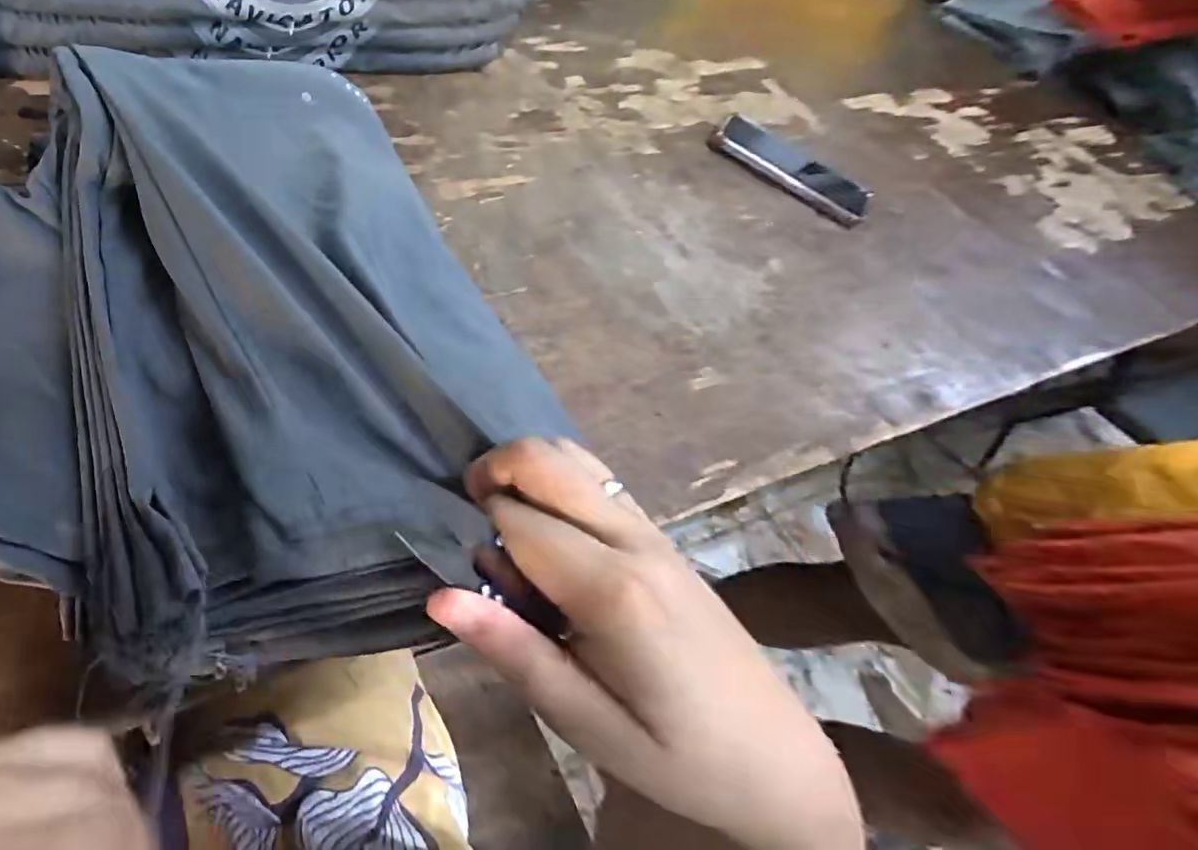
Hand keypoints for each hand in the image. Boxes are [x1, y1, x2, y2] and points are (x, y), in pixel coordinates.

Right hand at [427, 439, 862, 849]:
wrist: (781, 765)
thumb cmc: (676, 757)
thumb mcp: (586, 723)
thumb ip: (512, 651)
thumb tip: (438, 596)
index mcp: (613, 590)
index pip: (515, 517)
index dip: (480, 535)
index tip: (485, 579)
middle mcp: (632, 541)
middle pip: (542, 459)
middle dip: (489, 472)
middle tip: (476, 527)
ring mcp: (651, 530)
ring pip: (568, 453)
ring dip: (521, 470)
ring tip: (508, 523)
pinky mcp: (659, 533)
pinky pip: (593, 474)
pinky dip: (553, 477)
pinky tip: (549, 526)